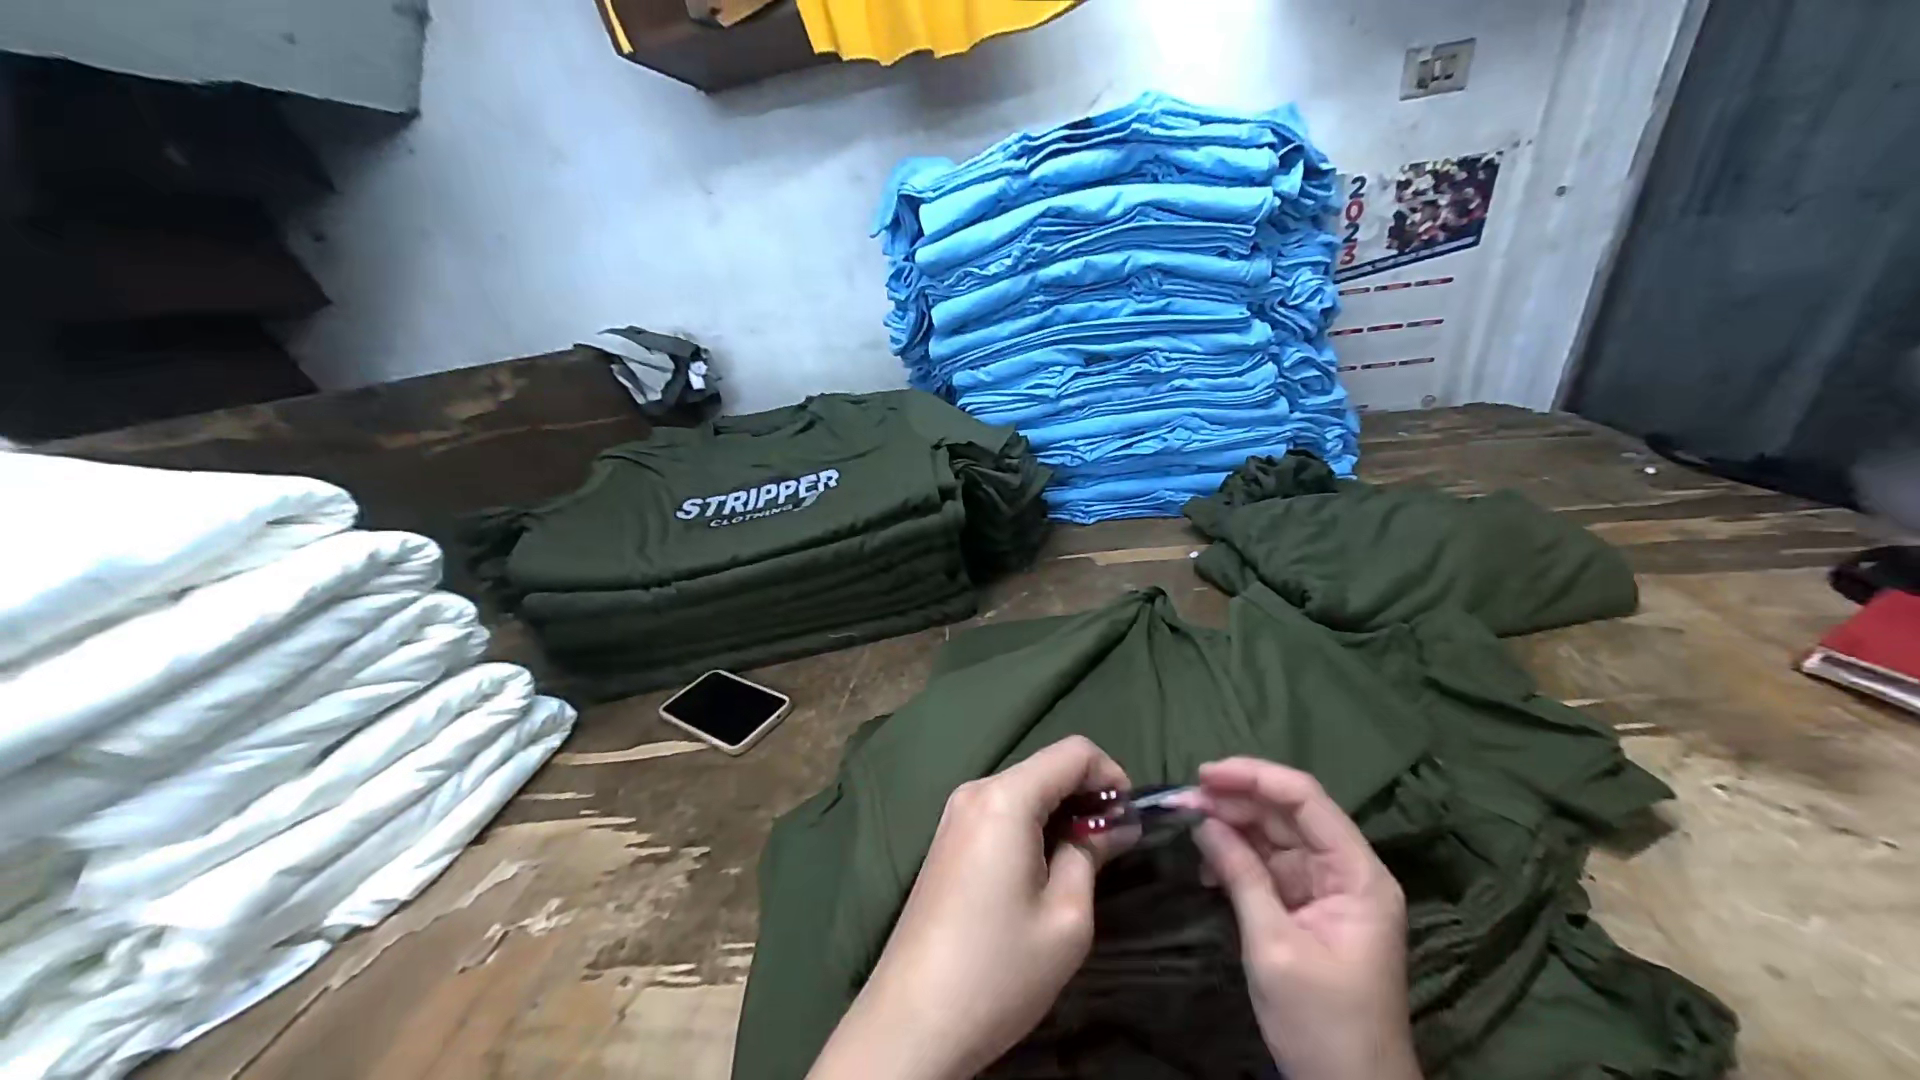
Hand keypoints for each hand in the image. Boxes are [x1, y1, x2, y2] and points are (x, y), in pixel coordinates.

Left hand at [806, 736, 1132, 1079]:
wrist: (912, 1020)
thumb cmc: (999, 968)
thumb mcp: (1067, 917)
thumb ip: (1092, 853)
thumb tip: (1115, 824)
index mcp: (1005, 797)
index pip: (1074, 750)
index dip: (1112, 775)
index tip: (1129, 821)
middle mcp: (975, 791)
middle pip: (1046, 767)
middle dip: (1087, 795)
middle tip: (1112, 846)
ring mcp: (953, 814)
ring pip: (1023, 788)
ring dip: (1060, 811)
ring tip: (1081, 862)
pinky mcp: (945, 839)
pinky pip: (1000, 810)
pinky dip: (1032, 823)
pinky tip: (1042, 868)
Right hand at [1187, 758, 1420, 1079]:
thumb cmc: (1322, 1023)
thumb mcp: (1274, 945)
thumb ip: (1241, 875)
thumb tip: (1203, 821)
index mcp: (1357, 874)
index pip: (1305, 800)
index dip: (1254, 777)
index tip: (1204, 775)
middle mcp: (1345, 870)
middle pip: (1287, 813)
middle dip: (1234, 801)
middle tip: (1182, 801)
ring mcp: (1326, 887)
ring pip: (1273, 835)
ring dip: (1230, 827)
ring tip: (1188, 824)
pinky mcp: (1306, 906)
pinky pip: (1267, 864)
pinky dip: (1235, 858)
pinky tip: (1207, 865)